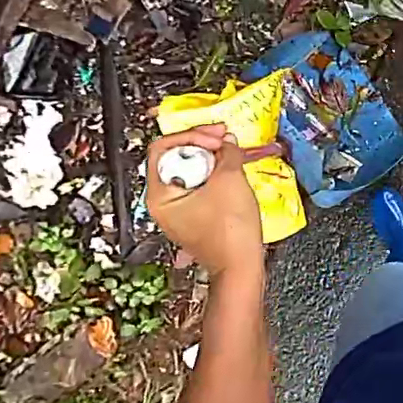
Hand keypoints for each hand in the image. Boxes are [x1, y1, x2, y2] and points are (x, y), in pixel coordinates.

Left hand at [145, 125, 264, 275]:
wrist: (241, 265)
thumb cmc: (229, 232)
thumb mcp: (230, 180)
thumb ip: (227, 153)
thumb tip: (227, 142)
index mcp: (160, 194)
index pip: (164, 149)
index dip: (192, 137)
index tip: (215, 137)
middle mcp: (165, 202)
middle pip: (177, 159)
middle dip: (203, 146)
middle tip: (225, 139)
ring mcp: (181, 210)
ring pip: (192, 172)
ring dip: (213, 159)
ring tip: (233, 155)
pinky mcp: (198, 215)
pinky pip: (203, 186)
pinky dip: (217, 175)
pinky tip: (233, 173)